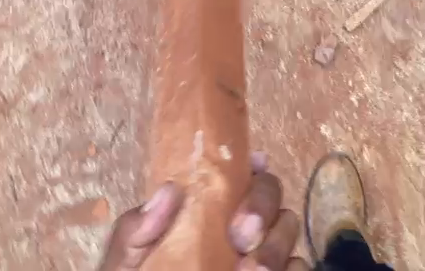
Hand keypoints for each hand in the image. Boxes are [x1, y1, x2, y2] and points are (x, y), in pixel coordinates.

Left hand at [97, 153, 307, 270]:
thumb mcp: (125, 266)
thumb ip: (135, 232)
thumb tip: (170, 190)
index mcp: (207, 209)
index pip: (240, 171)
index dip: (252, 164)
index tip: (253, 167)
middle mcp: (240, 227)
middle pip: (272, 193)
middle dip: (262, 206)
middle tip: (241, 234)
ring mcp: (261, 257)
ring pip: (289, 230)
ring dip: (276, 247)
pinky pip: (300, 267)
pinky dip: (292, 269)